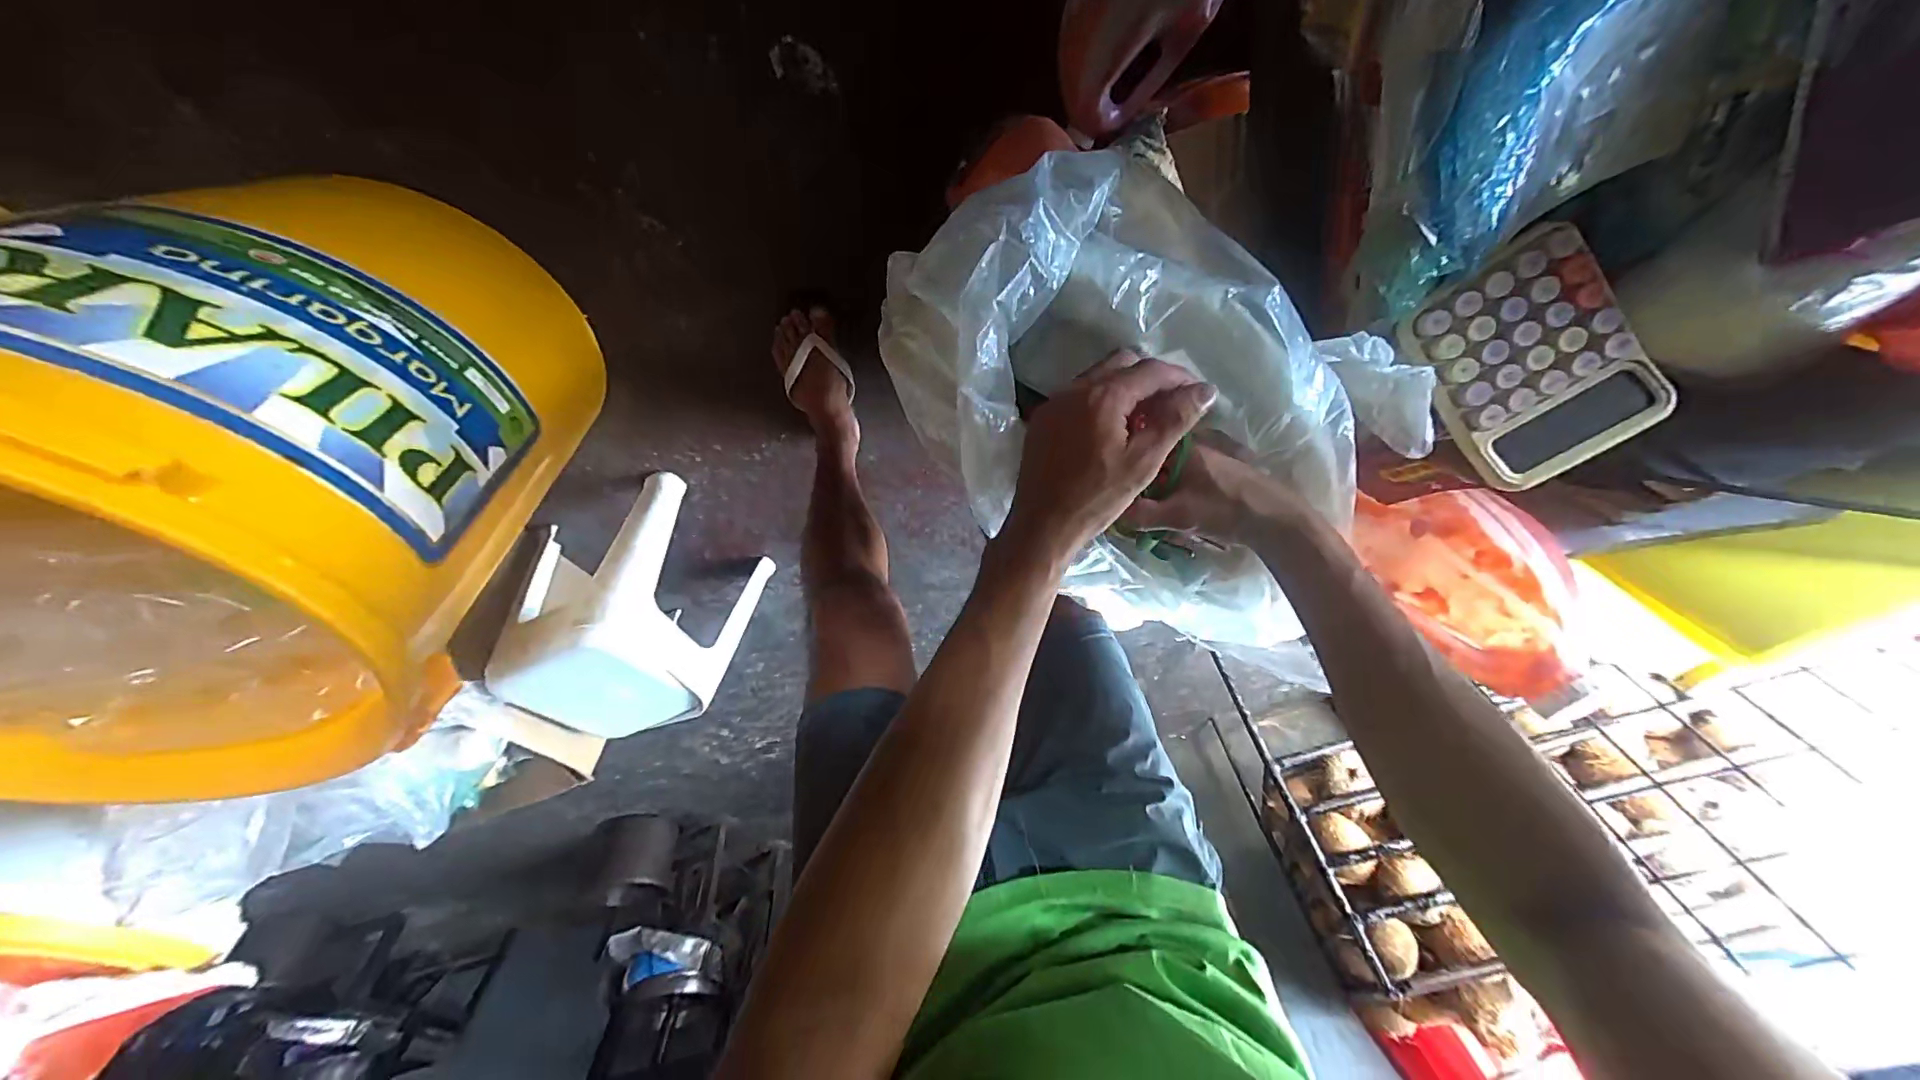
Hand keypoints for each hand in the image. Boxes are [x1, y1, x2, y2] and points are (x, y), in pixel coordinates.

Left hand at [998, 350, 1216, 568]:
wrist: (1041, 525)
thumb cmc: (1095, 498)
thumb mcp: (1142, 462)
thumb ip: (1174, 421)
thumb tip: (1204, 391)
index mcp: (1102, 396)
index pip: (1150, 370)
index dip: (1180, 377)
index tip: (1199, 393)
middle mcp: (1074, 389)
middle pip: (1122, 363)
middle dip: (1152, 376)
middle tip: (1173, 401)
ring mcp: (1054, 402)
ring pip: (1098, 376)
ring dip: (1126, 385)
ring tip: (1146, 414)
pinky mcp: (1043, 419)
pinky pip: (1078, 395)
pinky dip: (1101, 399)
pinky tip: (1113, 425)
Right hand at [1119, 439, 1309, 543]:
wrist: (1275, 519)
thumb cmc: (1223, 510)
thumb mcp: (1175, 516)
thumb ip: (1139, 514)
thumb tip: (1108, 511)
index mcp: (1178, 444)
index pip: (1139, 439)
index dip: (1120, 456)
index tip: (1106, 472)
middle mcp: (1192, 439)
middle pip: (1152, 450)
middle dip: (1136, 467)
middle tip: (1119, 492)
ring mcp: (1207, 450)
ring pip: (1167, 460)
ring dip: (1153, 477)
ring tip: (1137, 497)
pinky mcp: (1217, 464)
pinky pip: (1181, 468)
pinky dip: (1169, 480)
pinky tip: (1163, 498)